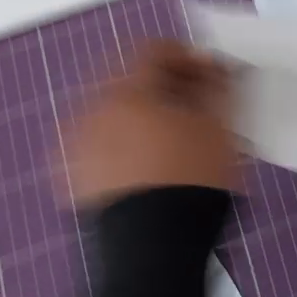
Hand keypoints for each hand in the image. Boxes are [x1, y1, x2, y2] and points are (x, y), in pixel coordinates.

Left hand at [67, 40, 238, 207]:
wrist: (154, 246)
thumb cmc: (194, 176)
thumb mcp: (221, 124)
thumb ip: (218, 83)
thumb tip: (215, 63)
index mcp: (126, 92)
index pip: (155, 49)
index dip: (189, 55)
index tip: (214, 75)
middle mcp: (92, 111)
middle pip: (130, 78)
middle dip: (166, 84)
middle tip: (200, 104)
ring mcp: (78, 146)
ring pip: (116, 111)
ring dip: (147, 111)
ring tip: (180, 135)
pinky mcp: (76, 177)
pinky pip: (105, 142)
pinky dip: (129, 139)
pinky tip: (156, 161)